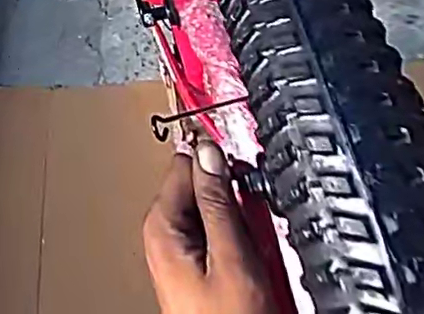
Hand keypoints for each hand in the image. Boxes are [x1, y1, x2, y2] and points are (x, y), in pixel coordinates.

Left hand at [144, 135, 273, 313]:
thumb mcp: (230, 261)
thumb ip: (217, 202)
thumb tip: (207, 150)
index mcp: (161, 223)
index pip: (185, 163)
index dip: (216, 160)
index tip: (241, 164)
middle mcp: (165, 233)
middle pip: (203, 190)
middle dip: (234, 202)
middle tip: (257, 225)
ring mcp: (182, 255)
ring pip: (218, 218)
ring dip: (243, 228)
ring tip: (262, 255)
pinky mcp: (201, 273)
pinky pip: (224, 244)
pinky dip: (244, 249)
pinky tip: (260, 270)